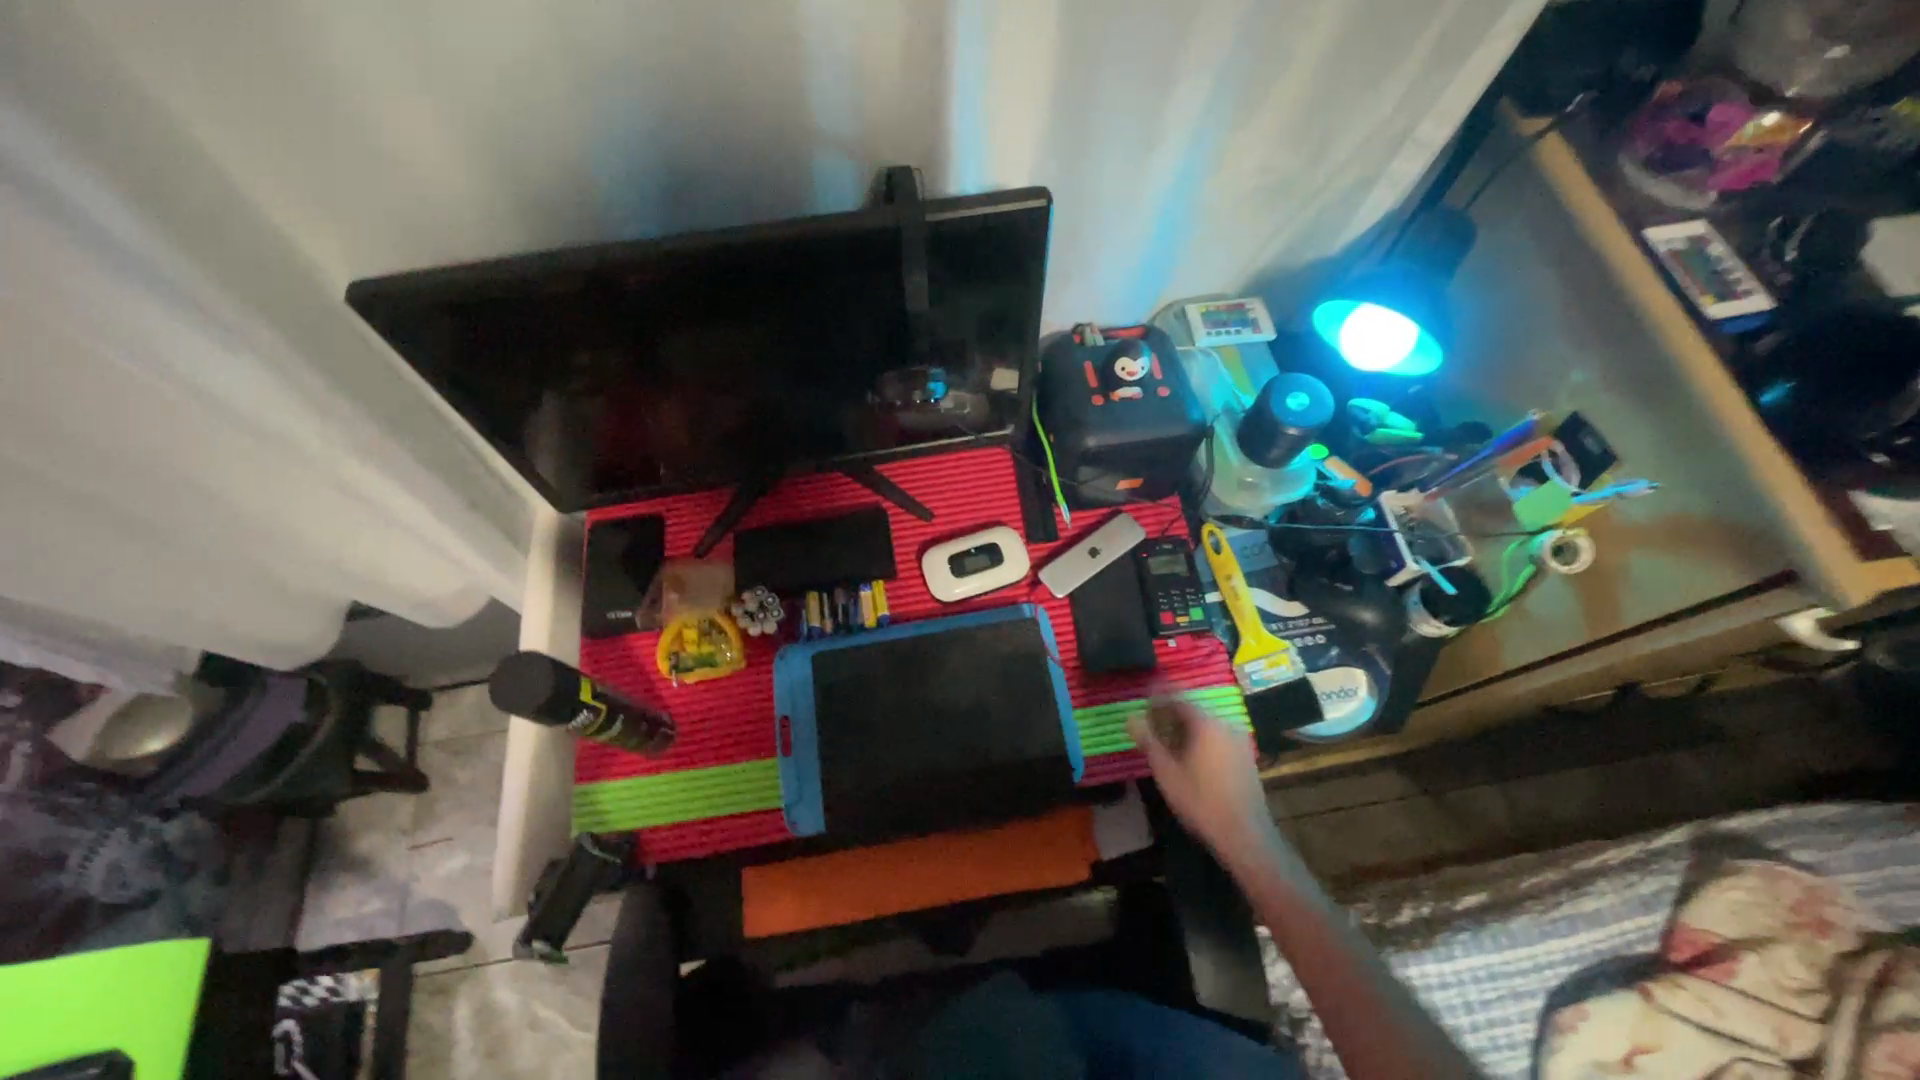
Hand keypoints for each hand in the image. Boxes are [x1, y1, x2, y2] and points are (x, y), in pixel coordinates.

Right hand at [1128, 696, 1280, 867]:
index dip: (1159, 699)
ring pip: (1208, 726)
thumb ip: (1149, 742)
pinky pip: (1220, 739)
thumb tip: (1131, 718)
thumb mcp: (1167, 773)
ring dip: (1187, 729)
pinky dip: (1203, 741)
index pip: (1179, 699)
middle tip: (1153, 724)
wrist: (1244, 834)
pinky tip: (1192, 758)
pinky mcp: (1247, 758)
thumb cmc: (1200, 802)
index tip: (1144, 702)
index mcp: (1206, 724)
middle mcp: (1226, 725)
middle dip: (1172, 714)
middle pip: (1194, 711)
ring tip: (1169, 743)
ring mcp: (1240, 741)